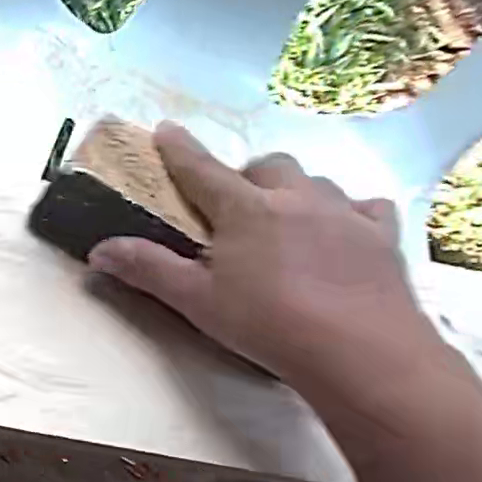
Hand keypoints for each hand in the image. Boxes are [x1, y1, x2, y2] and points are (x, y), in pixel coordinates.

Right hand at [86, 123, 458, 399]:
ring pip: (315, 182)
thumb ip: (148, 270)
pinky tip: (346, 232)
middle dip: (248, 176)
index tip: (166, 129)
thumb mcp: (198, 302)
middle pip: (268, 165)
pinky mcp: (382, 235)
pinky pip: (366, 207)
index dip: (180, 150)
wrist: (360, 351)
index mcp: (246, 210)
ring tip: (289, 221)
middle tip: (239, 206)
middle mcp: (296, 197)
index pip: (202, 169)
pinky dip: (350, 213)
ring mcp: (344, 212)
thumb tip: (99, 250)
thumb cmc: (269, 325)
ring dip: (296, 192)